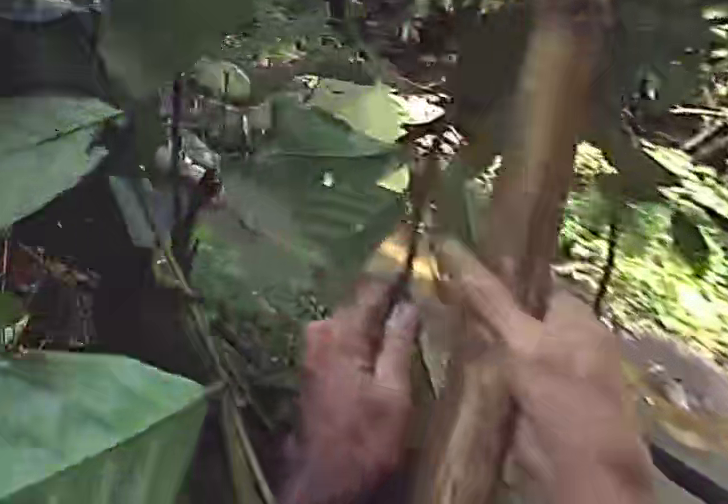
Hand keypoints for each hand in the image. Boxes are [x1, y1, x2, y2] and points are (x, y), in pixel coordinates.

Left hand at [281, 279, 420, 503]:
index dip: (392, 275)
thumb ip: (398, 344)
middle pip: (359, 304)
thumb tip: (409, 305)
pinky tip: (383, 338)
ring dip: (375, 316)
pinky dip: (363, 333)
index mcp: (340, 331)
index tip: (410, 253)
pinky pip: (344, 335)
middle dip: (385, 296)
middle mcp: (320, 328)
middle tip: (414, 284)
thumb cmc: (365, 438)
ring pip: (351, 320)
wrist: (324, 475)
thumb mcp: (393, 394)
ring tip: (405, 308)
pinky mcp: (315, 360)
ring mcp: (313, 344)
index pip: (370, 292)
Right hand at [441, 242, 654, 503]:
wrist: (581, 473)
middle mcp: (569, 339)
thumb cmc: (562, 394)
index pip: (533, 279)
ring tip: (434, 305)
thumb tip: (448, 241)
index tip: (457, 259)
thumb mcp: (521, 337)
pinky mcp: (533, 392)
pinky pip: (500, 360)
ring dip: (474, 325)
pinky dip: (477, 353)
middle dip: (480, 297)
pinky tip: (448, 342)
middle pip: (516, 306)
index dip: (498, 267)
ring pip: (504, 333)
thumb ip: (487, 295)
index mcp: (579, 318)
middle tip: (438, 281)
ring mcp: (550, 368)